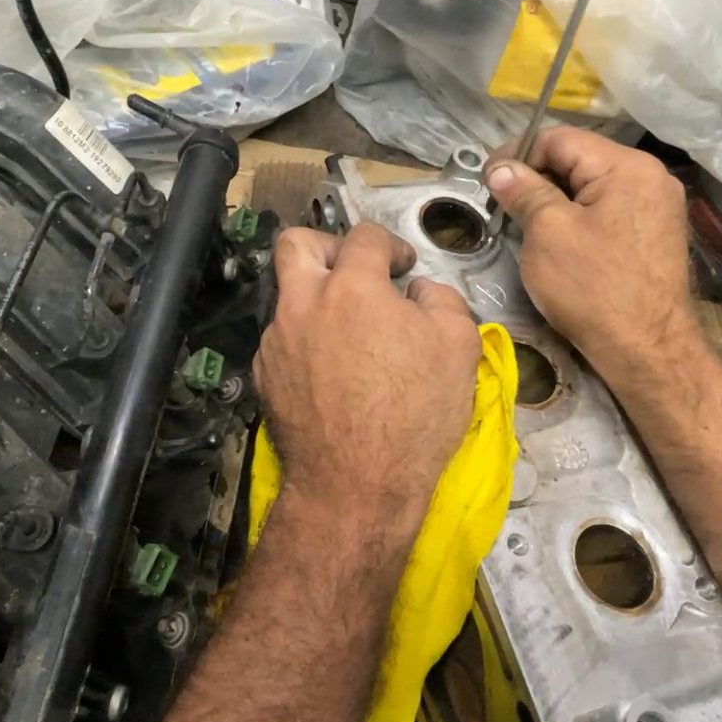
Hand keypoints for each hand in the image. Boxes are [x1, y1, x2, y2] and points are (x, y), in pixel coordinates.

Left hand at [255, 224, 482, 536]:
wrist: (356, 485)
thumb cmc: (414, 416)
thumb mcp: (458, 349)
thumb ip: (442, 301)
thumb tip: (419, 291)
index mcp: (352, 287)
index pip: (365, 237)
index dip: (391, 244)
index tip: (402, 267)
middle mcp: (303, 303)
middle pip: (296, 243)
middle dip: (327, 246)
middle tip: (355, 272)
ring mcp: (276, 340)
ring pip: (288, 297)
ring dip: (317, 302)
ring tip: (350, 336)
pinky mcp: (263, 374)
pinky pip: (283, 341)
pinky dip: (306, 343)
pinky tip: (331, 373)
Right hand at [485, 127, 700, 377]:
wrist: (645, 348)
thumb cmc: (592, 287)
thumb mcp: (547, 233)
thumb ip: (524, 191)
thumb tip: (501, 169)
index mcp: (626, 167)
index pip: (560, 139)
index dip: (517, 153)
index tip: (488, 180)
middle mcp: (650, 177)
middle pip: (578, 159)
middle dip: (535, 176)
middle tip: (502, 205)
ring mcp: (656, 206)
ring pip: (591, 185)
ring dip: (553, 198)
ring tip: (524, 224)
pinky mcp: (654, 233)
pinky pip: (606, 208)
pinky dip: (576, 215)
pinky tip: (556, 239)